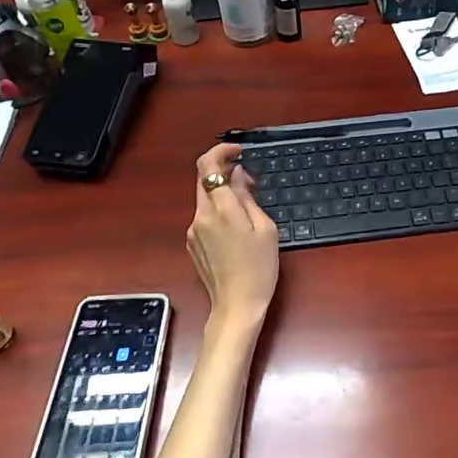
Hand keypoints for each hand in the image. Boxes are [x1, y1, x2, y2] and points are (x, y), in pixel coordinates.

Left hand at [187, 144, 279, 328]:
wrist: (237, 306)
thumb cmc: (259, 268)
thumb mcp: (265, 228)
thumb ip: (247, 196)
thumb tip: (237, 175)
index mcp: (221, 209)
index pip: (207, 164)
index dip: (221, 151)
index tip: (238, 152)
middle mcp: (201, 216)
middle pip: (203, 179)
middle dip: (224, 172)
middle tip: (249, 182)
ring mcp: (193, 231)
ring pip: (205, 199)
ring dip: (222, 194)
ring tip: (247, 209)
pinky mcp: (192, 244)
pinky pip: (204, 217)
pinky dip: (218, 212)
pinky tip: (235, 230)